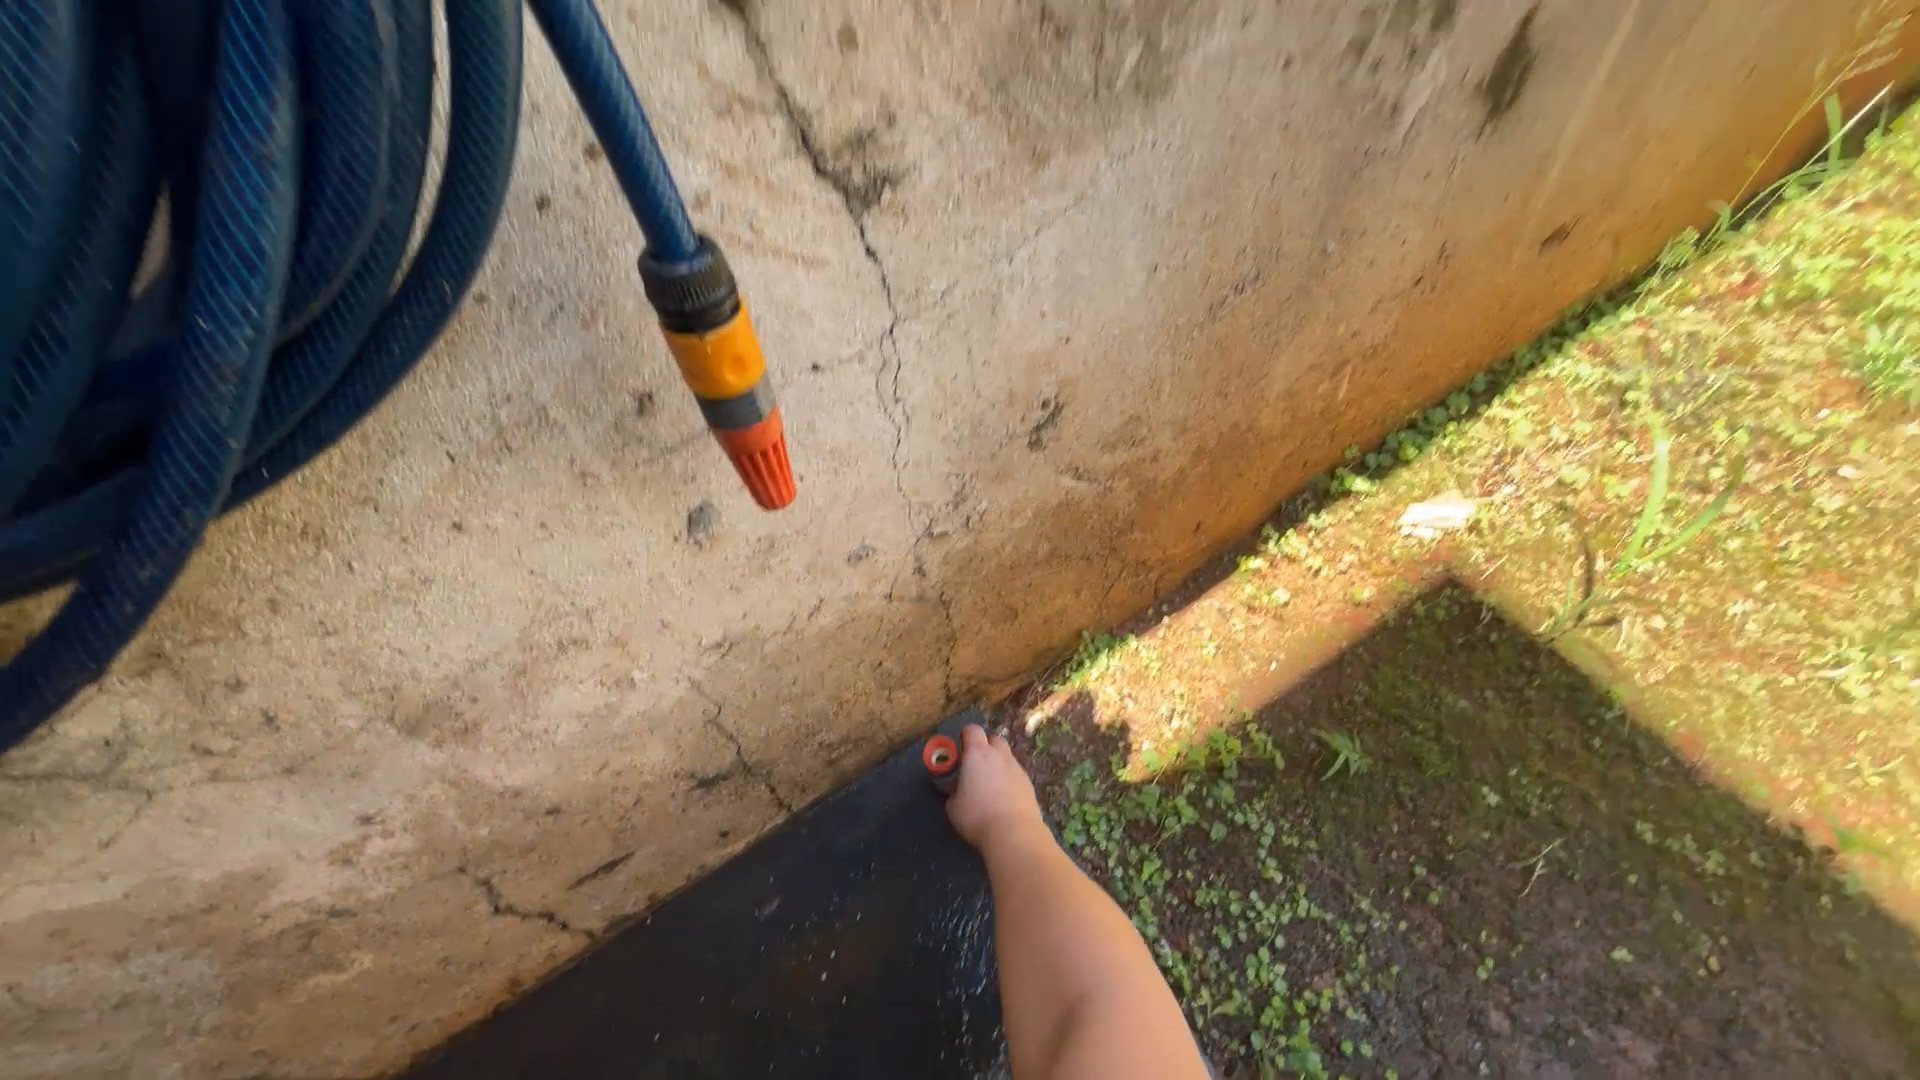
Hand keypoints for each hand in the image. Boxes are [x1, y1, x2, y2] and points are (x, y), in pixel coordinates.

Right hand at [945, 724, 1047, 855]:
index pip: (972, 730)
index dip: (965, 735)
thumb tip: (956, 790)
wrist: (1013, 832)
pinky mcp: (1028, 783)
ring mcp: (1017, 768)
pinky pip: (1016, 773)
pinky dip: (1009, 778)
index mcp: (977, 754)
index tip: (960, 747)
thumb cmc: (977, 816)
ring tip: (990, 782)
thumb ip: (953, 792)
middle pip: (994, 738)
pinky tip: (1004, 796)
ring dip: (998, 763)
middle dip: (985, 746)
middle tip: (976, 763)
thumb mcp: (953, 806)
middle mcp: (999, 755)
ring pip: (1007, 756)